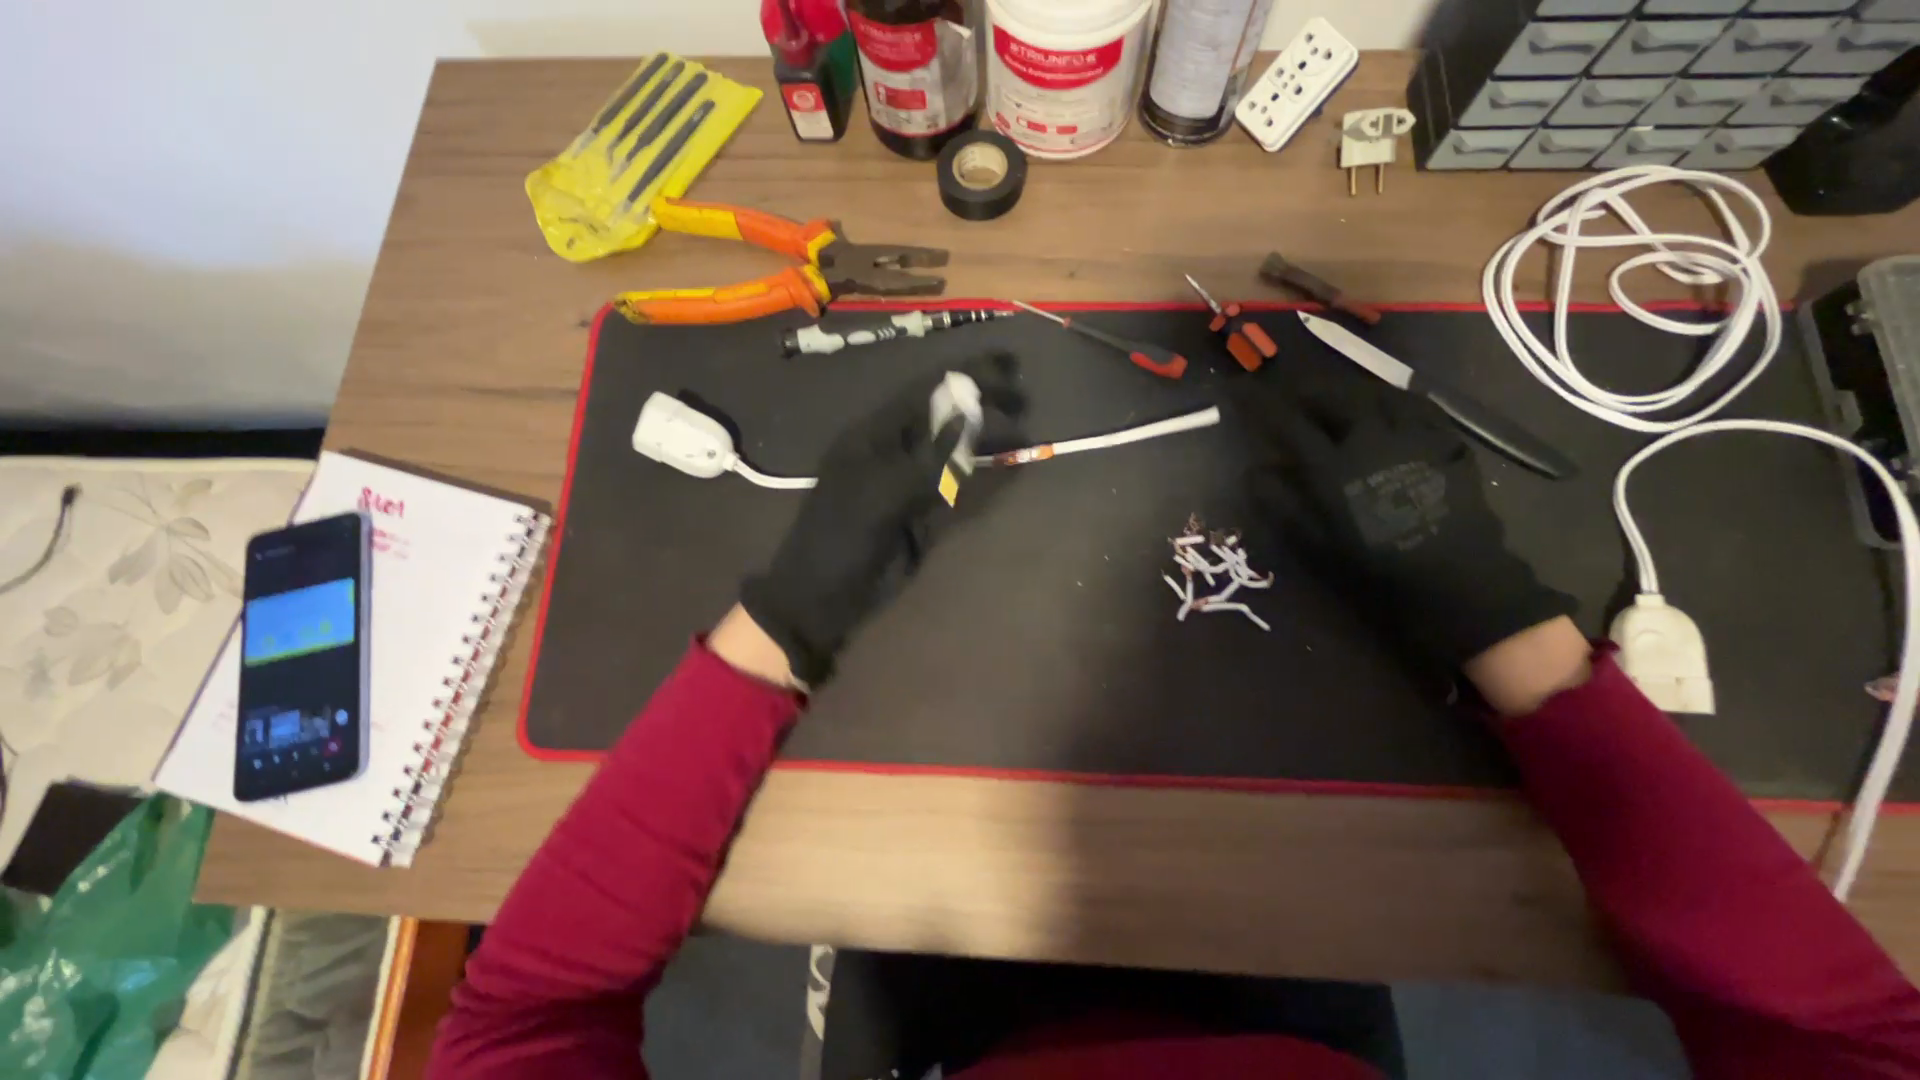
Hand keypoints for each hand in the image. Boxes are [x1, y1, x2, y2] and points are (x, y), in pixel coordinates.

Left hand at [740, 353, 1023, 685]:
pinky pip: (951, 485)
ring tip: (1023, 430)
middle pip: (940, 416)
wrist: (820, 598)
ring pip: (951, 450)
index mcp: (872, 436)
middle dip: (979, 403)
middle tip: (1023, 400)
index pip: (922, 392)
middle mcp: (890, 451)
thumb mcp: (880, 495)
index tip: (1007, 365)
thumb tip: (967, 414)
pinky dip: (977, 475)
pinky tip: (1004, 467)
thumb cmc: (839, 539)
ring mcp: (904, 482)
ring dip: (983, 438)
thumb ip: (928, 458)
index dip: (964, 374)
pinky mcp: (916, 512)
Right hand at [1236, 357, 1574, 671]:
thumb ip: (1282, 503)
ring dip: (1347, 388)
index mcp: (1332, 468)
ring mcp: (1412, 435)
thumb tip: (1253, 469)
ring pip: (1375, 392)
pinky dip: (1391, 396)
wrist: (1457, 580)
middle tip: (1291, 394)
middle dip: (1306, 388)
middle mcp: (1369, 439)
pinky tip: (1386, 402)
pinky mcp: (1444, 439)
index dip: (1258, 403)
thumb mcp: (1317, 545)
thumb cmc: (1378, 569)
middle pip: (1332, 395)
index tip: (1239, 391)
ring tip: (1335, 394)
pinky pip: (1414, 403)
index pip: (1286, 422)